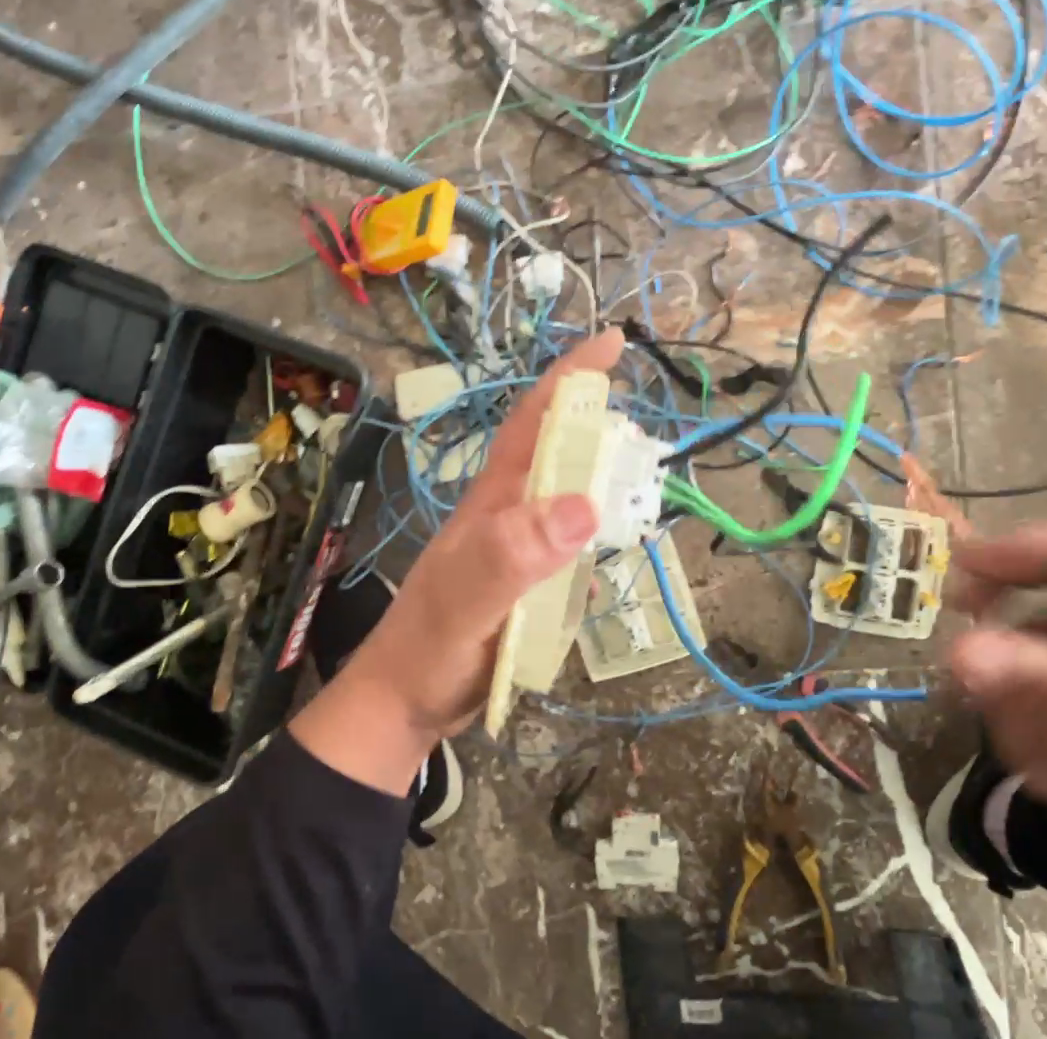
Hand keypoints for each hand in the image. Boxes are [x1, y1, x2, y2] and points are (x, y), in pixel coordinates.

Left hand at [289, 330, 624, 794]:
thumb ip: (513, 556)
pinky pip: (569, 550)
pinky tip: (613, 552)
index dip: (568, 380)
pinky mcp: (524, 586)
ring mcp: (515, 553)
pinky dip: (595, 541)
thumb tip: (583, 504)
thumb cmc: (427, 651)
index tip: (612, 343)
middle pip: (555, 456)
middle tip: (643, 422)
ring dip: (600, 480)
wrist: (402, 704)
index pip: (532, 426)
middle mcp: (506, 518)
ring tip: (641, 479)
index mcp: (491, 506)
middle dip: (595, 424)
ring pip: (566, 501)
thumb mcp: (466, 603)